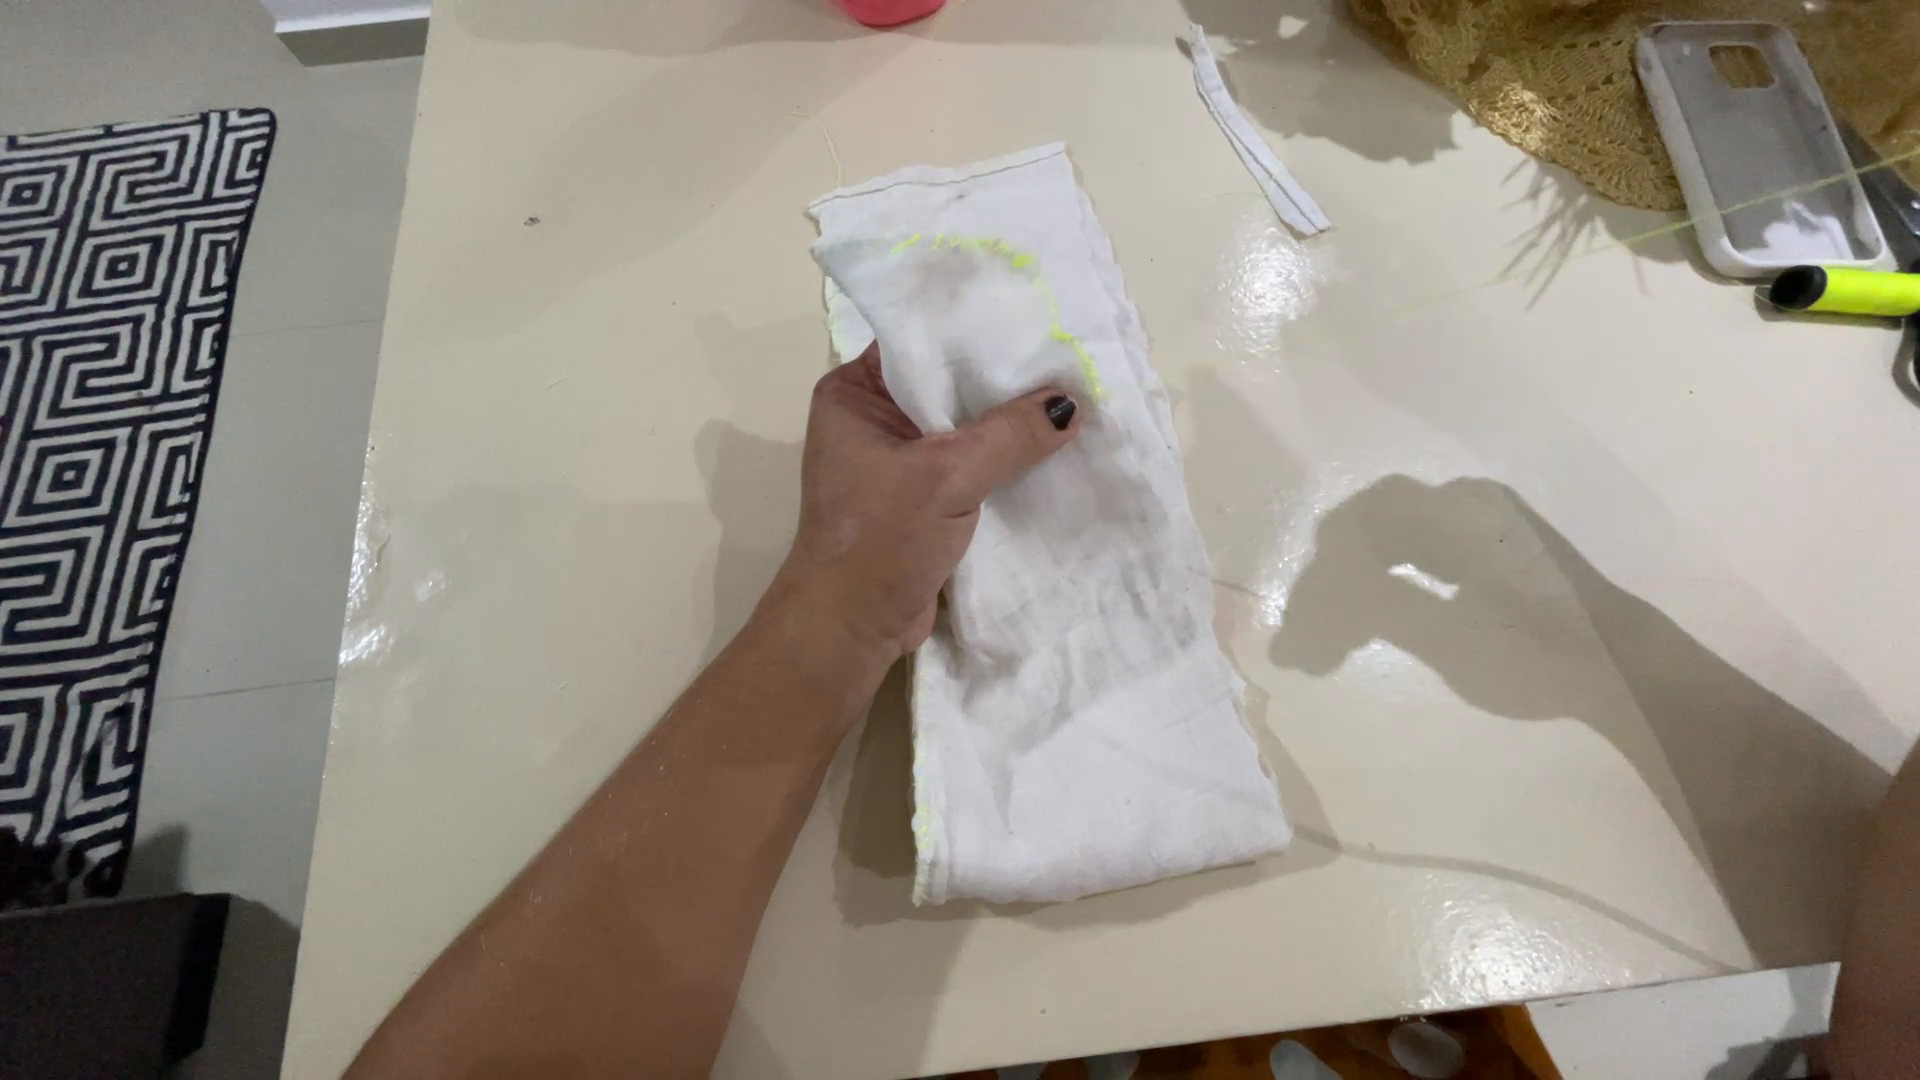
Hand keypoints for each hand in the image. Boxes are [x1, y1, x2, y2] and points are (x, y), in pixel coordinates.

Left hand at [759, 343, 1080, 694]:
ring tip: (1070, 399)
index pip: (920, 341)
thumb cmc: (880, 539)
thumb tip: (1070, 405)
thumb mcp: (946, 476)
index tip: (1035, 318)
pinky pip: (968, 464)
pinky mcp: (920, 497)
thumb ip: (1009, 435)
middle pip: (946, 384)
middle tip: (1066, 358)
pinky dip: (1002, 461)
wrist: (853, 627)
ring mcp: (897, 460)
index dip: (975, 329)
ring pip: (962, 428)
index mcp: (854, 393)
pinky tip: (1049, 450)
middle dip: (1001, 379)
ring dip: (1007, 424)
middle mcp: (873, 418)